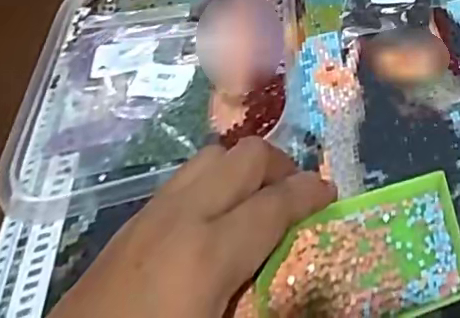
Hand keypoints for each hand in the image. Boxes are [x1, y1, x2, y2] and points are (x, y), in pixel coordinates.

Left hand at [55, 140, 332, 317]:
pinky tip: (213, 219)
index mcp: (208, 254)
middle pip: (246, 157)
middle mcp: (182, 218)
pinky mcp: (127, 227)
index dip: (311, 194)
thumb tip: (312, 287)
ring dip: (244, 169)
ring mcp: (149, 216)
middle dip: (281, 168)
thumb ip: (269, 307)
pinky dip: (213, 182)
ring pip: (212, 157)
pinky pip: (184, 178)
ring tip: (258, 201)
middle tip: (298, 197)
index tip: (332, 196)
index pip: (276, 203)